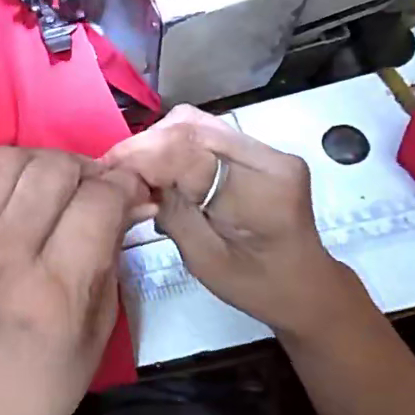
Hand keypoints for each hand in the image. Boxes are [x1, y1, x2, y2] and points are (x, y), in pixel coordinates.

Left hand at [0, 147, 146, 414]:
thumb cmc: (49, 377)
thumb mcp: (101, 327)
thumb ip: (112, 255)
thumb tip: (132, 199)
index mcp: (54, 286)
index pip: (96, 201)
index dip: (125, 186)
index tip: (135, 194)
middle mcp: (8, 251)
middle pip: (51, 168)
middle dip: (87, 171)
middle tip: (97, 193)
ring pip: (6, 159)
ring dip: (40, 163)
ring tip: (56, 189)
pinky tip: (4, 193)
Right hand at [102, 106, 377, 347]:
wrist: (307, 290)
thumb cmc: (258, 287)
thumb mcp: (206, 260)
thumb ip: (172, 212)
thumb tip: (133, 178)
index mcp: (263, 188)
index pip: (191, 151)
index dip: (143, 154)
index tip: (108, 169)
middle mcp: (270, 158)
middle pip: (193, 126)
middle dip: (147, 144)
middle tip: (116, 170)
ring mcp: (267, 151)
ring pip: (197, 125)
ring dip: (158, 143)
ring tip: (135, 171)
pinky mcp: (258, 154)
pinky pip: (206, 136)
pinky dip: (175, 148)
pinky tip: (160, 170)